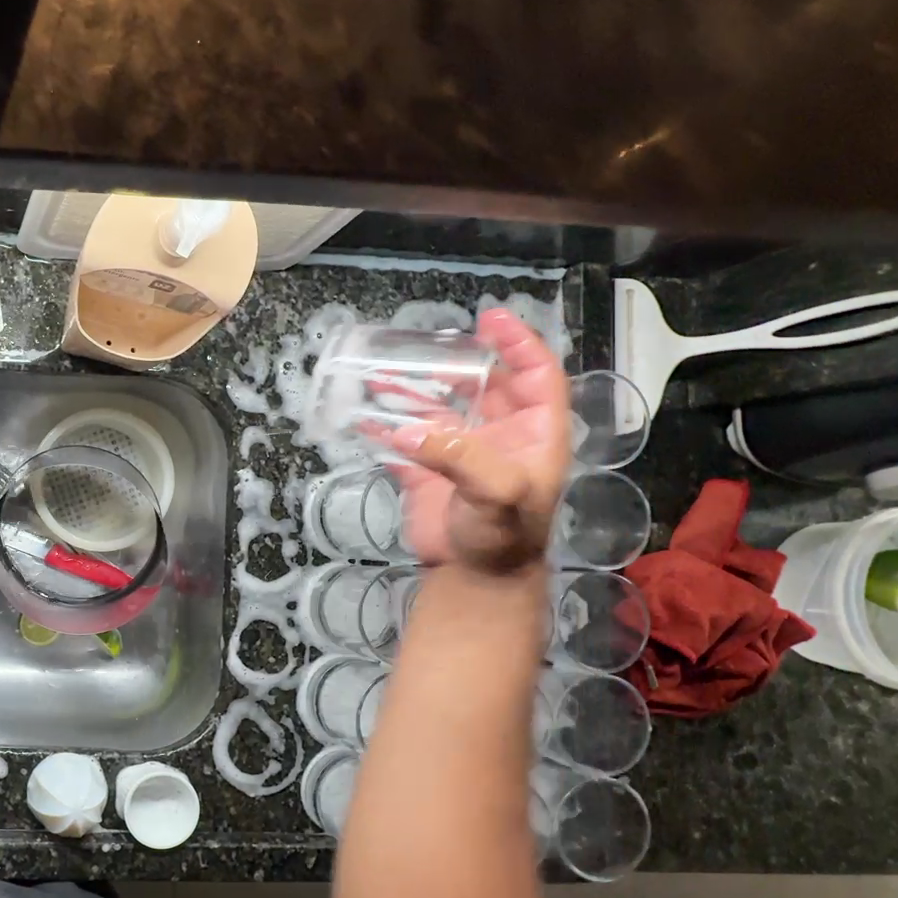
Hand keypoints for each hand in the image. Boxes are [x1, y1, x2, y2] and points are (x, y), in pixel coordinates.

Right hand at [387, 309, 569, 573]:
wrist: (474, 577)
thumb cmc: (503, 534)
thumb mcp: (498, 491)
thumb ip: (459, 456)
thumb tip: (405, 432)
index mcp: (533, 433)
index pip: (535, 376)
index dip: (518, 345)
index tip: (490, 320)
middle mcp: (499, 437)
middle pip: (483, 388)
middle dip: (457, 366)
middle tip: (427, 351)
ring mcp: (461, 454)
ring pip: (439, 411)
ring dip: (413, 393)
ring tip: (382, 376)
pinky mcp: (428, 474)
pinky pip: (404, 442)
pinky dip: (383, 427)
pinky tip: (362, 417)